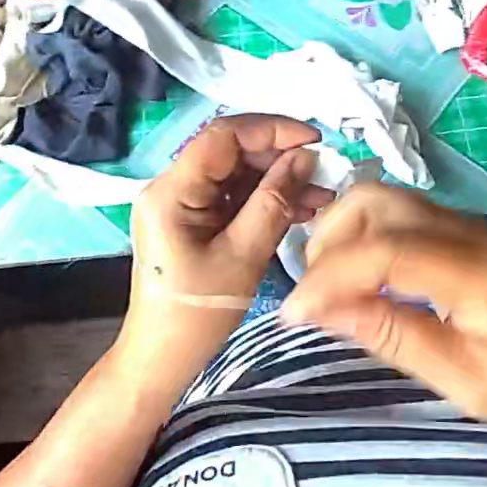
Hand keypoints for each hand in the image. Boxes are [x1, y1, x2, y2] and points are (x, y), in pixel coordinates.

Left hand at [127, 115, 333, 332]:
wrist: (163, 357)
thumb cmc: (197, 313)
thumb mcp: (243, 256)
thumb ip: (274, 202)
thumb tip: (304, 159)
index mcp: (172, 191)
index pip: (223, 137)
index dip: (271, 129)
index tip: (313, 140)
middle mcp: (173, 188)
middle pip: (232, 153)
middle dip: (281, 158)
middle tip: (323, 172)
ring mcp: (184, 204)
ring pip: (239, 174)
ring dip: (280, 180)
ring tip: (321, 195)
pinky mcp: (196, 220)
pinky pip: (236, 197)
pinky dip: (268, 200)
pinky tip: (302, 208)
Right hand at [282, 184, 486, 444]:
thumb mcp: (464, 382)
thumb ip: (394, 336)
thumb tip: (321, 309)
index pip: (392, 250)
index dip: (332, 275)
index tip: (292, 313)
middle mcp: (479, 233)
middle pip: (383, 202)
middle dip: (330, 240)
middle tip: (309, 295)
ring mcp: (473, 226)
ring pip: (387, 199)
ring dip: (343, 232)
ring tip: (326, 285)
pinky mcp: (465, 233)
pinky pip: (402, 216)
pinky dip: (364, 236)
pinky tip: (356, 275)